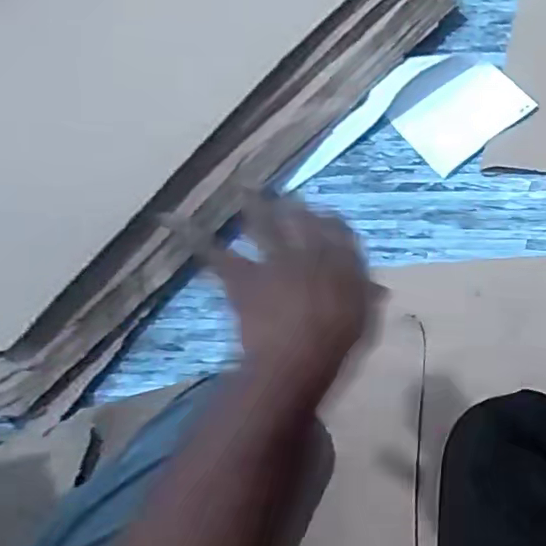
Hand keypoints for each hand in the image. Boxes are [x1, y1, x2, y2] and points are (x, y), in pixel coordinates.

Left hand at [206, 200, 375, 400]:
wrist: (298, 358)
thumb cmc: (339, 344)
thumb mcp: (364, 320)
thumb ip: (366, 297)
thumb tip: (378, 288)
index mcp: (343, 265)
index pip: (340, 233)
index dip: (333, 222)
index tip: (328, 215)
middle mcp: (310, 254)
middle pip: (303, 221)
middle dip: (295, 206)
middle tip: (289, 195)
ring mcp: (274, 262)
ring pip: (263, 225)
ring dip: (254, 204)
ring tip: (245, 187)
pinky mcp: (242, 276)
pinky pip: (212, 251)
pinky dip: (187, 233)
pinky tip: (167, 218)